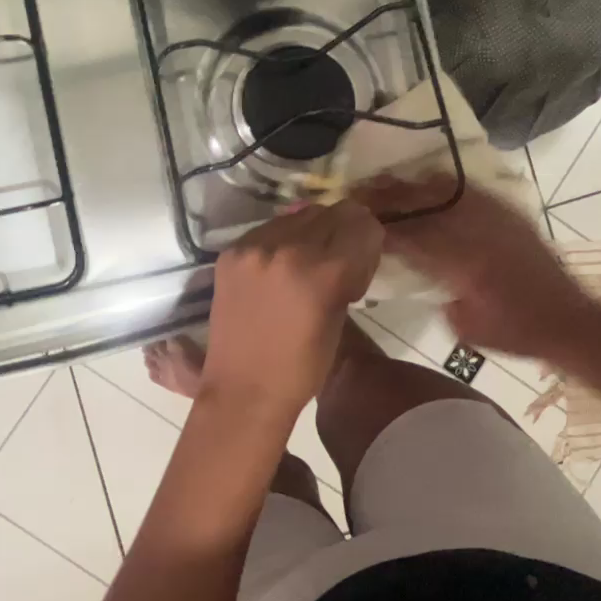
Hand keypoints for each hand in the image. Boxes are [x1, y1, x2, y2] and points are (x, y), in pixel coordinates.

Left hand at [201, 202, 384, 417]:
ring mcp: (254, 247)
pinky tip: (280, 266)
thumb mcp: (340, 318)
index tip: (365, 256)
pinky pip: (269, 228)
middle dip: (344, 230)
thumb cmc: (301, 367)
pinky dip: (282, 239)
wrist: (242, 388)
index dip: (369, 240)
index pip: (362, 226)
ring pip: (300, 214)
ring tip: (307, 261)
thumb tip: (354, 245)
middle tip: (340, 257)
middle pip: (332, 212)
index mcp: (323, 273)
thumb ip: (348, 274)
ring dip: (312, 231)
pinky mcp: (231, 251)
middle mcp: (288, 249)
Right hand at [357, 174, 600, 362]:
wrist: (570, 323)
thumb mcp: (462, 325)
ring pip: (442, 191)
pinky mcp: (508, 213)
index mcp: (461, 264)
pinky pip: (468, 190)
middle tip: (358, 192)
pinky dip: (442, 185)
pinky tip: (426, 182)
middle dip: (386, 197)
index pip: (409, 235)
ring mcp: (494, 218)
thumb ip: (436, 293)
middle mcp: (476, 232)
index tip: (354, 219)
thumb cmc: (514, 334)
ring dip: (410, 186)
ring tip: (386, 182)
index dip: (379, 226)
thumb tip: (416, 272)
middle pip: (421, 206)